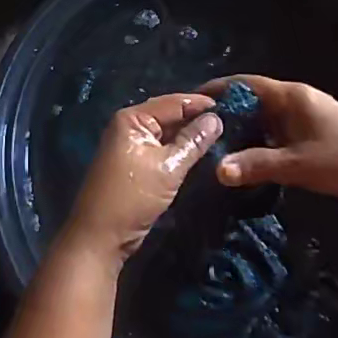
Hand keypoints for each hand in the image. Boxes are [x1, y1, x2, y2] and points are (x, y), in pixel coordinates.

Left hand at [61, 93, 222, 263]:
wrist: (102, 234)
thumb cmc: (132, 197)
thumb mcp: (168, 168)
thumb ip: (193, 141)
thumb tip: (216, 118)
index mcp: (132, 118)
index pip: (174, 102)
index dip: (203, 103)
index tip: (235, 104)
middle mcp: (130, 124)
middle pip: (170, 114)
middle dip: (198, 116)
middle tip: (235, 117)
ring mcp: (132, 143)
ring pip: (168, 131)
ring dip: (191, 132)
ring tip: (227, 131)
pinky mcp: (136, 161)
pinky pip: (163, 146)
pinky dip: (181, 147)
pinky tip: (203, 149)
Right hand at [196, 76, 337, 218]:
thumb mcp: (297, 165)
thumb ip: (255, 165)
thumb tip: (216, 170)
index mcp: (291, 96)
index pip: (243, 84)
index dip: (216, 90)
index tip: (189, 102)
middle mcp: (297, 102)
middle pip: (250, 101)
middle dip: (224, 113)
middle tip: (195, 130)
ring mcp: (307, 121)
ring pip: (264, 120)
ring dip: (242, 130)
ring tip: (213, 146)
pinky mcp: (315, 139)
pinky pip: (276, 135)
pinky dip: (258, 143)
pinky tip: (246, 160)